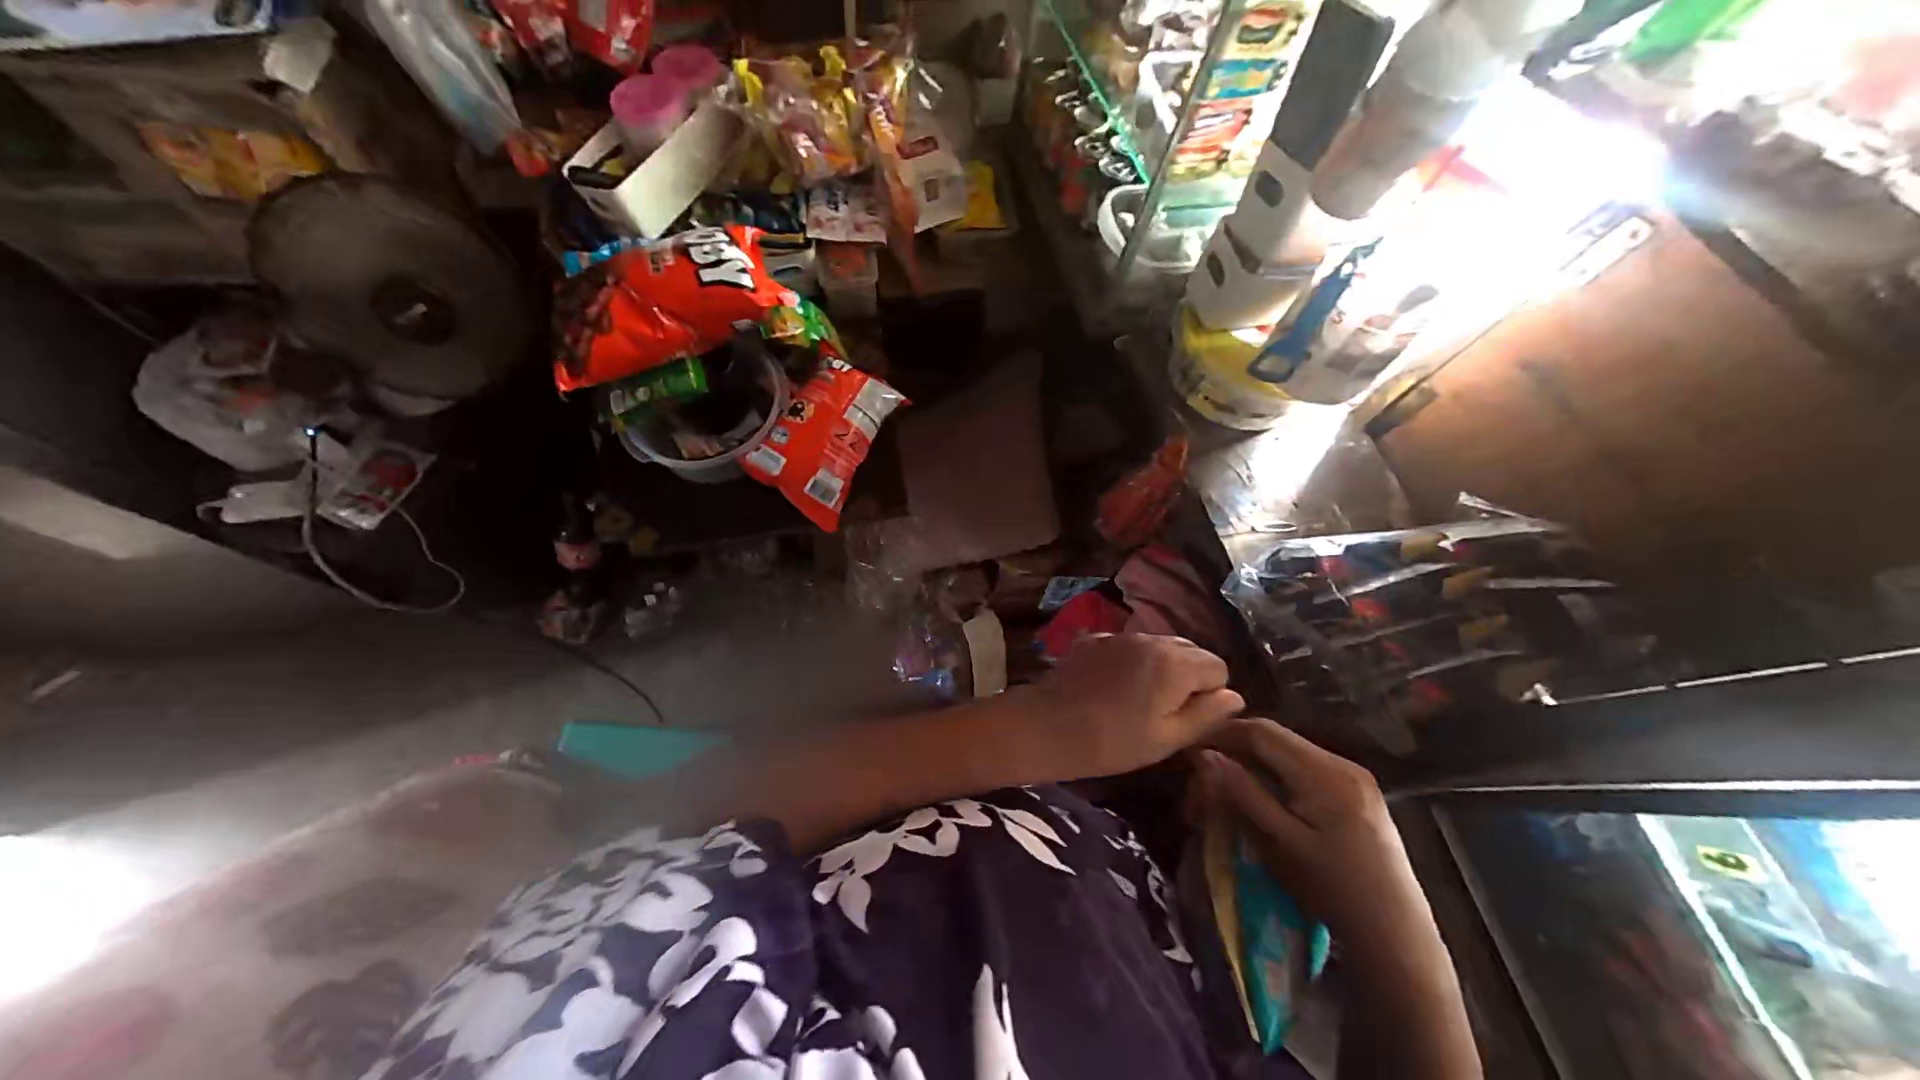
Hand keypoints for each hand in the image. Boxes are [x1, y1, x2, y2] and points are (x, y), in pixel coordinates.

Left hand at [1021, 633, 1243, 781]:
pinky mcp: (1094, 639)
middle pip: (1190, 651)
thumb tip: (1235, 697)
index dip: (1210, 696)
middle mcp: (1150, 638)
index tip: (1187, 719)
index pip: (1218, 667)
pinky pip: (1129, 646)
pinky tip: (1113, 688)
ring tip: (1138, 701)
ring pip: (1160, 646)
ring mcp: (1119, 635)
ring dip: (1160, 668)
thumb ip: (1208, 715)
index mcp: (1175, 662)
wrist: (1044, 727)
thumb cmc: (1111, 742)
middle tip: (1165, 712)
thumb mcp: (1167, 738)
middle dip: (1189, 678)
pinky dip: (1132, 662)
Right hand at [1197, 719, 1426, 938]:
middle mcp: (1342, 764)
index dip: (1222, 733)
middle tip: (1202, 771)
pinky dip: (1275, 773)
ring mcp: (1354, 776)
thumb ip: (1242, 794)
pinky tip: (1262, 795)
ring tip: (1226, 784)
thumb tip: (1203, 755)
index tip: (1190, 747)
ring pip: (1288, 751)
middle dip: (1235, 748)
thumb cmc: (1334, 890)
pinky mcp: (1357, 792)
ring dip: (1253, 760)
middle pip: (1276, 738)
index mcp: (1325, 773)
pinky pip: (1304, 767)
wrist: (1396, 934)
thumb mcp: (1280, 843)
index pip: (1262, 732)